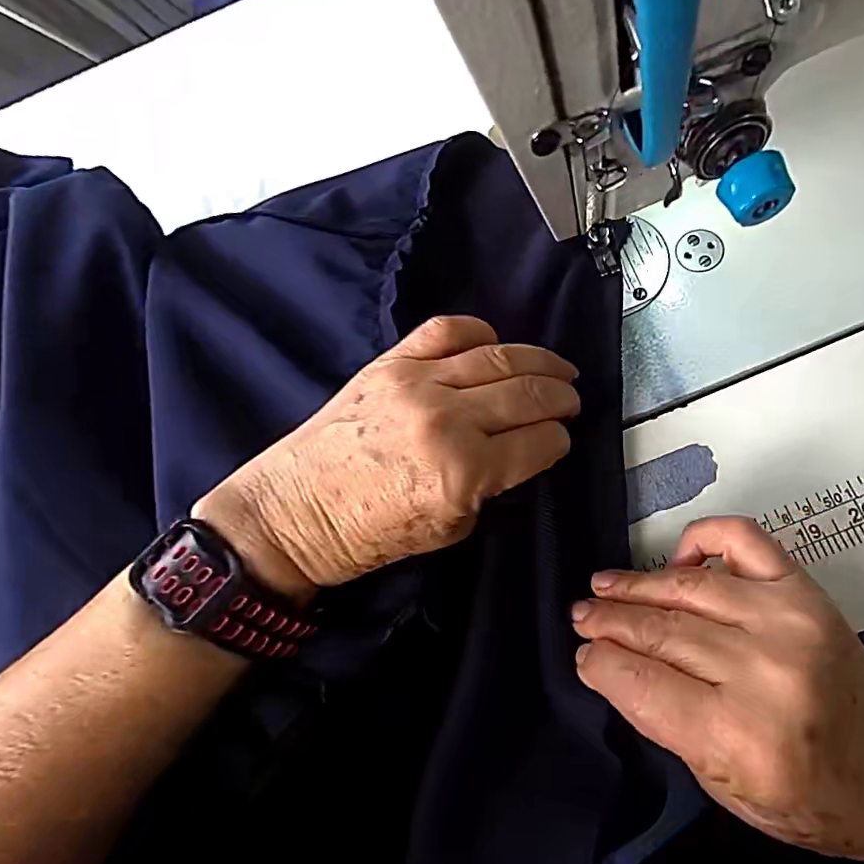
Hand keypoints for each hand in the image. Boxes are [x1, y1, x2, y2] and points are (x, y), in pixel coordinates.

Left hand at [196, 315, 579, 594]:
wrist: (294, 513)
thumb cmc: (362, 532)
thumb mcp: (447, 531)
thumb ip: (489, 488)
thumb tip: (513, 455)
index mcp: (464, 472)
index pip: (539, 441)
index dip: (558, 441)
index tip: (559, 439)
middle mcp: (446, 420)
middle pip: (527, 393)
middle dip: (559, 396)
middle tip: (569, 399)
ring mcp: (416, 384)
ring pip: (498, 357)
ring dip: (536, 361)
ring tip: (553, 368)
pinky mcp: (389, 365)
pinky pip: (445, 330)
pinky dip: (477, 330)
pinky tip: (493, 341)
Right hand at [571, 517, 863, 863]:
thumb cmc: (821, 799)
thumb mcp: (729, 791)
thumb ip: (669, 725)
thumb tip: (617, 667)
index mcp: (742, 739)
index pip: (637, 682)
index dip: (597, 664)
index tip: (583, 657)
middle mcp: (763, 673)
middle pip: (655, 630)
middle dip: (606, 622)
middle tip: (581, 617)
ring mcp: (787, 621)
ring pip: (684, 586)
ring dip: (634, 584)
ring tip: (604, 587)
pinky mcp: (805, 591)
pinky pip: (739, 540)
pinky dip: (701, 537)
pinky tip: (678, 556)